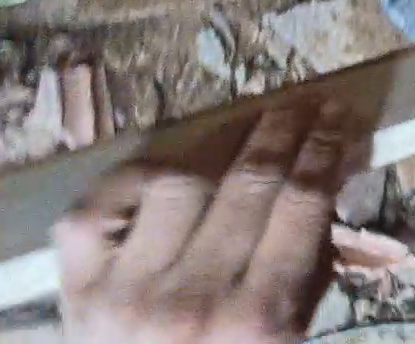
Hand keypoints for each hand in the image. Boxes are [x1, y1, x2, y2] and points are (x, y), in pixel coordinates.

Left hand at [54, 102, 354, 343]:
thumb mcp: (296, 310)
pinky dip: (143, 172)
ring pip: (182, 182)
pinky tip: (180, 159)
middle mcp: (192, 300)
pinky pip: (102, 205)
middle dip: (286, 127)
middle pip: (251, 181)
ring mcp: (125, 294)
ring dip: (225, 139)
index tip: (339, 112)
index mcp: (259, 313)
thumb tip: (339, 156)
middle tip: (305, 101)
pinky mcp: (75, 288)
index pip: (303, 198)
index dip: (325, 143)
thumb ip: (316, 238)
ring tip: (252, 120)